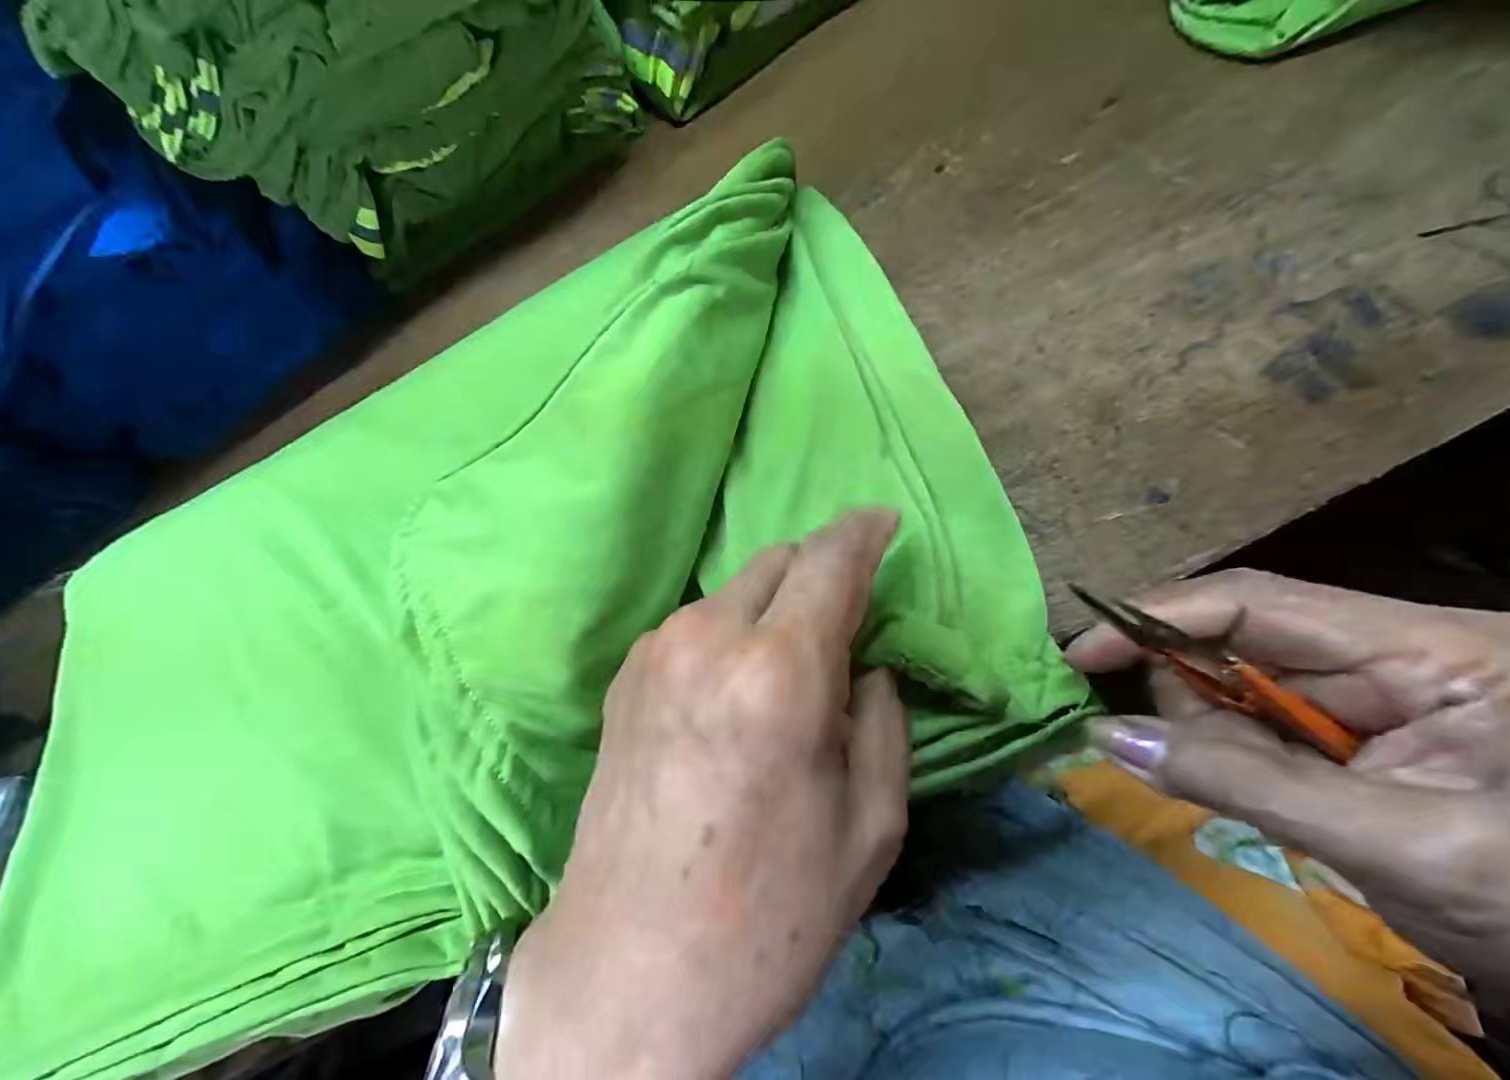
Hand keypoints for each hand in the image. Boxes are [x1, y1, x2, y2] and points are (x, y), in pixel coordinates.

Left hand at [495, 510, 908, 1079]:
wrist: (629, 975)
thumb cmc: (769, 914)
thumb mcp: (870, 825)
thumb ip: (881, 721)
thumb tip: (866, 667)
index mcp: (778, 674)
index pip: (829, 562)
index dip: (863, 532)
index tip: (885, 522)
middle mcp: (708, 642)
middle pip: (779, 561)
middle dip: (822, 572)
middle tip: (849, 619)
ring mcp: (655, 655)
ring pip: (736, 591)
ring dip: (776, 607)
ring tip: (792, 672)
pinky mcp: (623, 679)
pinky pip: (699, 625)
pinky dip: (735, 632)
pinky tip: (739, 693)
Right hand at [1067, 570, 1509, 1079]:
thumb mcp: (1402, 851)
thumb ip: (1245, 784)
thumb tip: (1111, 736)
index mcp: (1444, 650)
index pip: (1267, 603)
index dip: (1162, 618)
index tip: (1084, 649)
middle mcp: (1411, 648)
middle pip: (1249, 638)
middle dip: (1189, 689)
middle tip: (1162, 751)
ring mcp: (1394, 685)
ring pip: (1249, 681)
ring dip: (1213, 729)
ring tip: (1249, 793)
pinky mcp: (1376, 725)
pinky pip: (1270, 720)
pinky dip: (1237, 750)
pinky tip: (1258, 789)